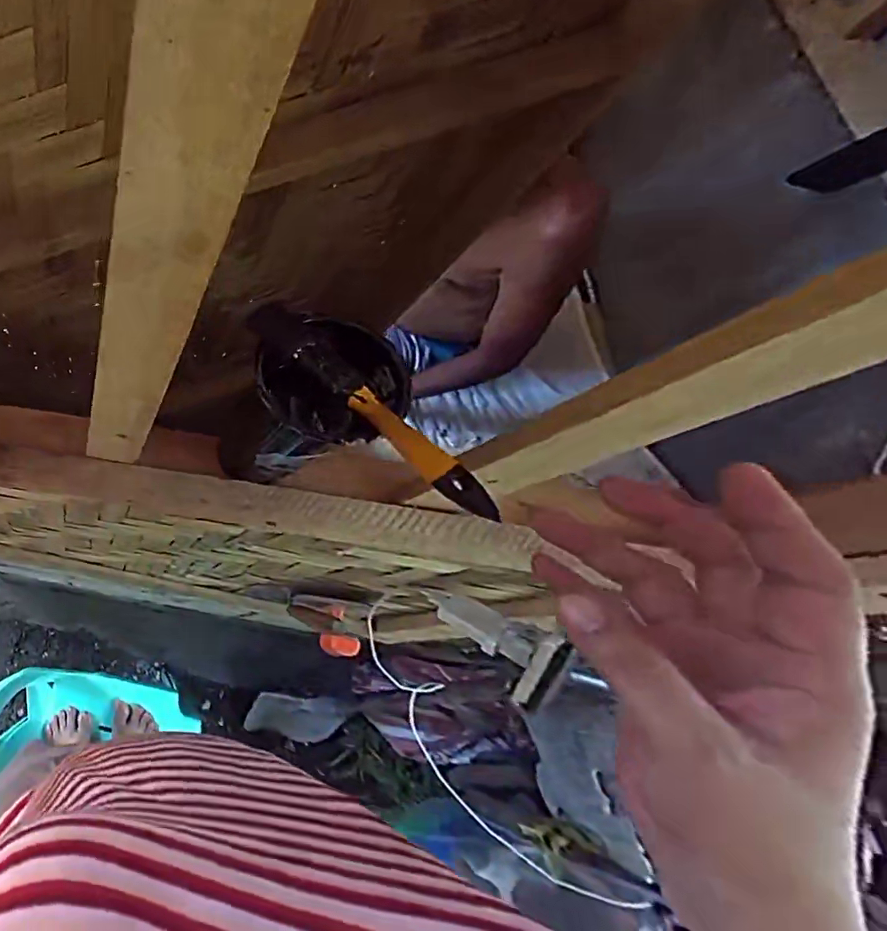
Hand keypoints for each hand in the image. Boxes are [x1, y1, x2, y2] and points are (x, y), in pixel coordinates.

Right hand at [531, 465, 870, 930]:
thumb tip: (572, 598)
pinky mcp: (656, 673)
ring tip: (546, 522)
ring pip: (655, 585)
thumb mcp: (697, 744)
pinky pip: (617, 617)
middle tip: (604, 492)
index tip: (736, 474)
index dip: (774, 524)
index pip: (802, 579)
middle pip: (716, 568)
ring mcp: (701, 660)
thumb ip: (635, 666)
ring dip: (603, 552)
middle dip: (665, 523)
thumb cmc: (749, 823)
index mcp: (806, 670)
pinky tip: (545, 571)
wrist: (729, 877)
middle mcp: (755, 652)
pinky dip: (581, 589)